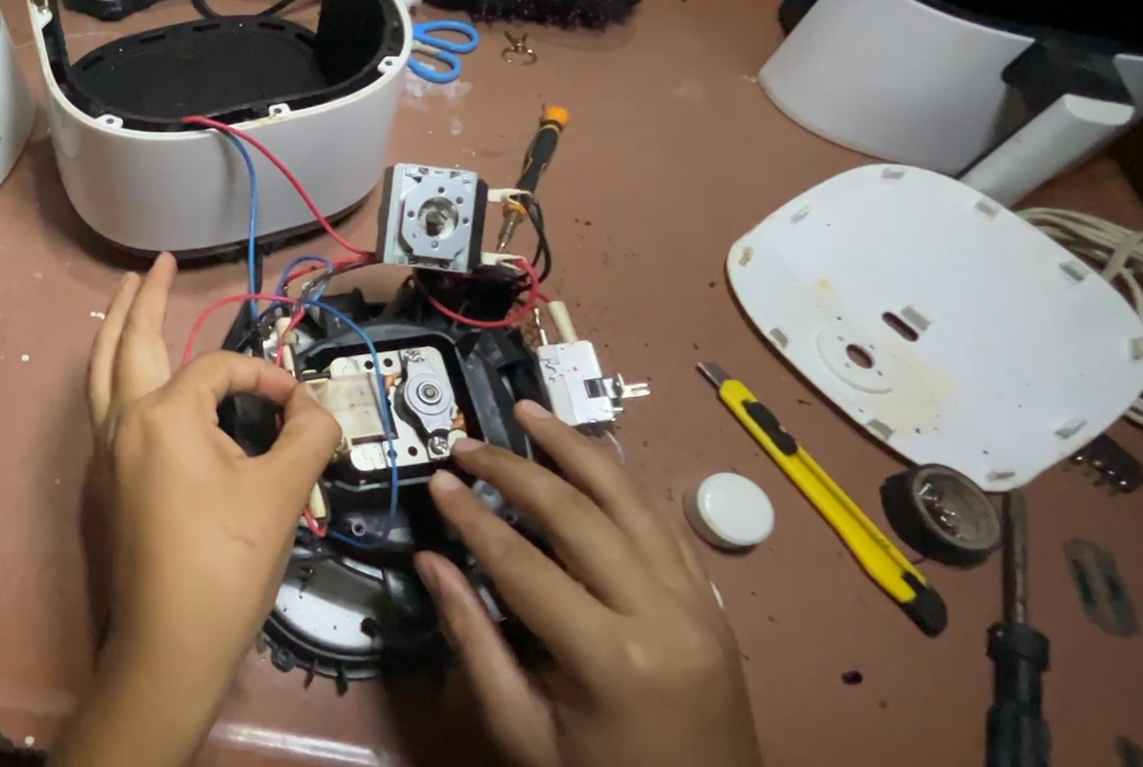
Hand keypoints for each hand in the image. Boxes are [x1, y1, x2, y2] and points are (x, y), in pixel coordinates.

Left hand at [59, 254, 341, 766]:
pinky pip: (106, 406)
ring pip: (102, 373)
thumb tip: (316, 410)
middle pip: (127, 342)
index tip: (298, 408)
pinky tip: (133, 377)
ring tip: (128, 298)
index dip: (264, 380)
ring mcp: (106, 452)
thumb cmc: (225, 563)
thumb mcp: (280, 493)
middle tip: (157, 263)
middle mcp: (124, 422)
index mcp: (163, 415)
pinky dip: (115, 373)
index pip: (219, 371)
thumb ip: (307, 436)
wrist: (169, 644)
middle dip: (143, 298)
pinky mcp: (106, 480)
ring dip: (117, 330)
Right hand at [416, 400, 761, 766]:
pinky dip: (619, 482)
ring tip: (531, 411)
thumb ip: (472, 639)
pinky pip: (661, 522)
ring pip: (630, 500)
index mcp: (611, 658)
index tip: (438, 479)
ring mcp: (698, 603)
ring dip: (575, 449)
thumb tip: (430, 562)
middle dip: (515, 470)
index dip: (472, 517)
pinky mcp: (712, 601)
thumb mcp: (521, 729)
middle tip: (468, 443)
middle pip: (579, 514)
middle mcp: (663, 614)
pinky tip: (587, 457)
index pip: (523, 563)